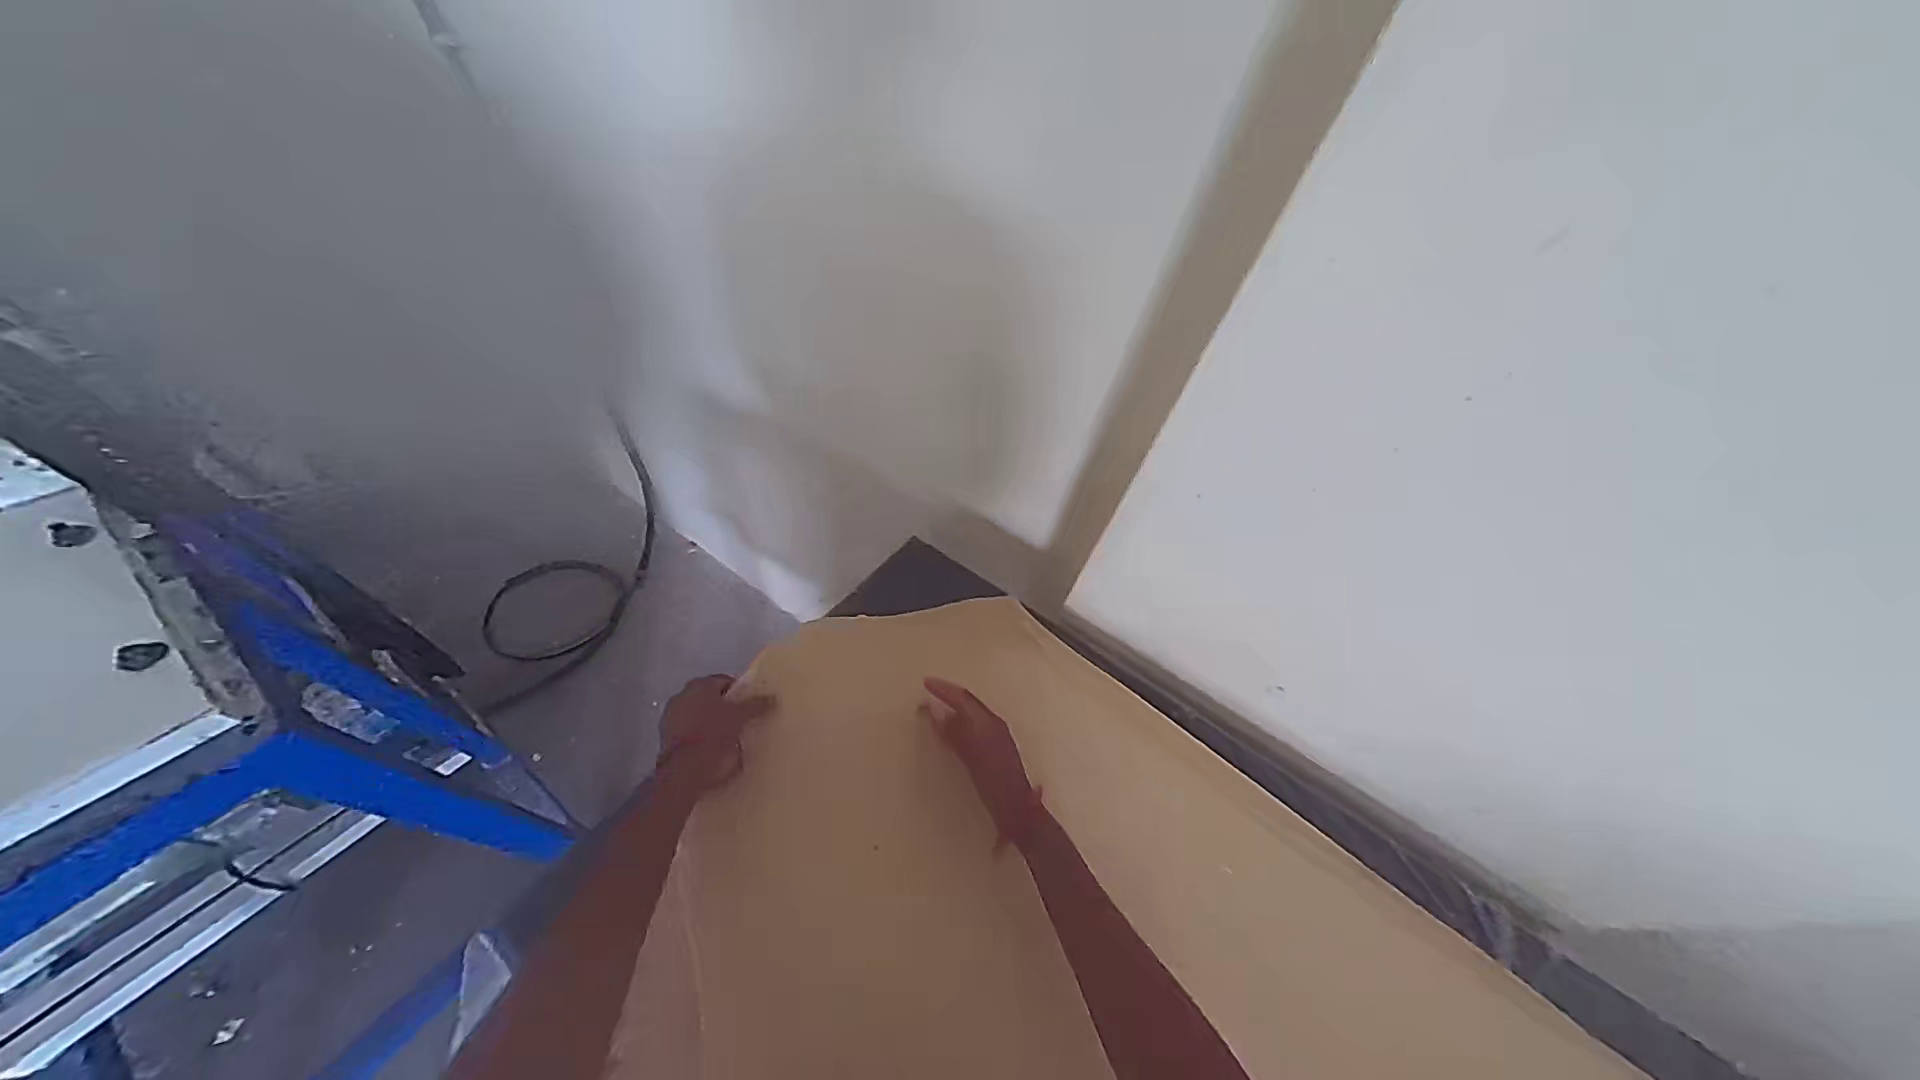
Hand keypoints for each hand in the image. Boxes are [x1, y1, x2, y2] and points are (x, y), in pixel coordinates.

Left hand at [657, 674, 773, 793]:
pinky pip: (690, 734)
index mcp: (699, 685)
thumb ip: (756, 705)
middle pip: (710, 699)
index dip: (739, 694)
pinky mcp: (666, 740)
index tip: (750, 706)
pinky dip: (700, 739)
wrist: (687, 771)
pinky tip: (713, 751)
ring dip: (711, 724)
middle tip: (742, 721)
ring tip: (730, 739)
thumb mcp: (742, 717)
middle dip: (724, 708)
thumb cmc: (715, 735)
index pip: (725, 682)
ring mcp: (671, 719)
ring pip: (698, 716)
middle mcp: (682, 696)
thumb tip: (771, 698)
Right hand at [923, 677, 1042, 846]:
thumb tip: (936, 711)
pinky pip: (975, 722)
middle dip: (949, 693)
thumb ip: (954, 734)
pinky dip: (960, 718)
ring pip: (972, 711)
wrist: (1017, 808)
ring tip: (936, 704)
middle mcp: (994, 724)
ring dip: (955, 705)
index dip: (944, 689)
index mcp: (988, 724)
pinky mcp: (996, 745)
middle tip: (929, 688)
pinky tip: (951, 726)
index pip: (964, 698)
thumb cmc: (994, 784)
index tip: (926, 682)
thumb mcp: (971, 759)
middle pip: (969, 701)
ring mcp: (997, 734)